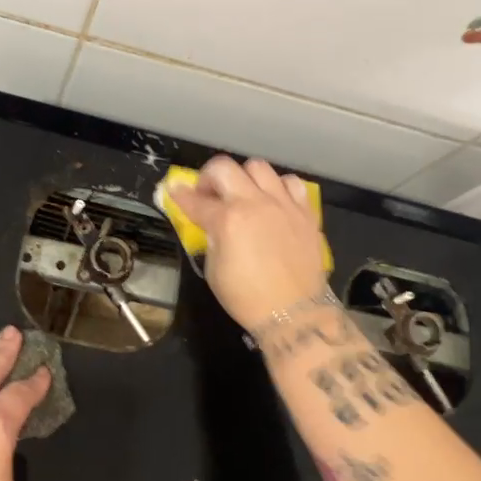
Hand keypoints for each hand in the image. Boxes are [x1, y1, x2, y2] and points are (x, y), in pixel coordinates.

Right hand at [167, 155, 327, 331]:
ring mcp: (283, 204)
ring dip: (244, 178)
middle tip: (209, 194)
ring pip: (259, 167)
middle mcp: (255, 204)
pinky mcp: (305, 212)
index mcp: (228, 221)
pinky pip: (291, 183)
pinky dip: (278, 187)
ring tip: (243, 195)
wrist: (294, 313)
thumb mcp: (214, 271)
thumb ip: (212, 239)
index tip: (175, 190)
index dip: (181, 195)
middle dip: (209, 177)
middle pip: (224, 168)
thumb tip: (212, 225)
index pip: (196, 200)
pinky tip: (273, 202)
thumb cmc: (247, 298)